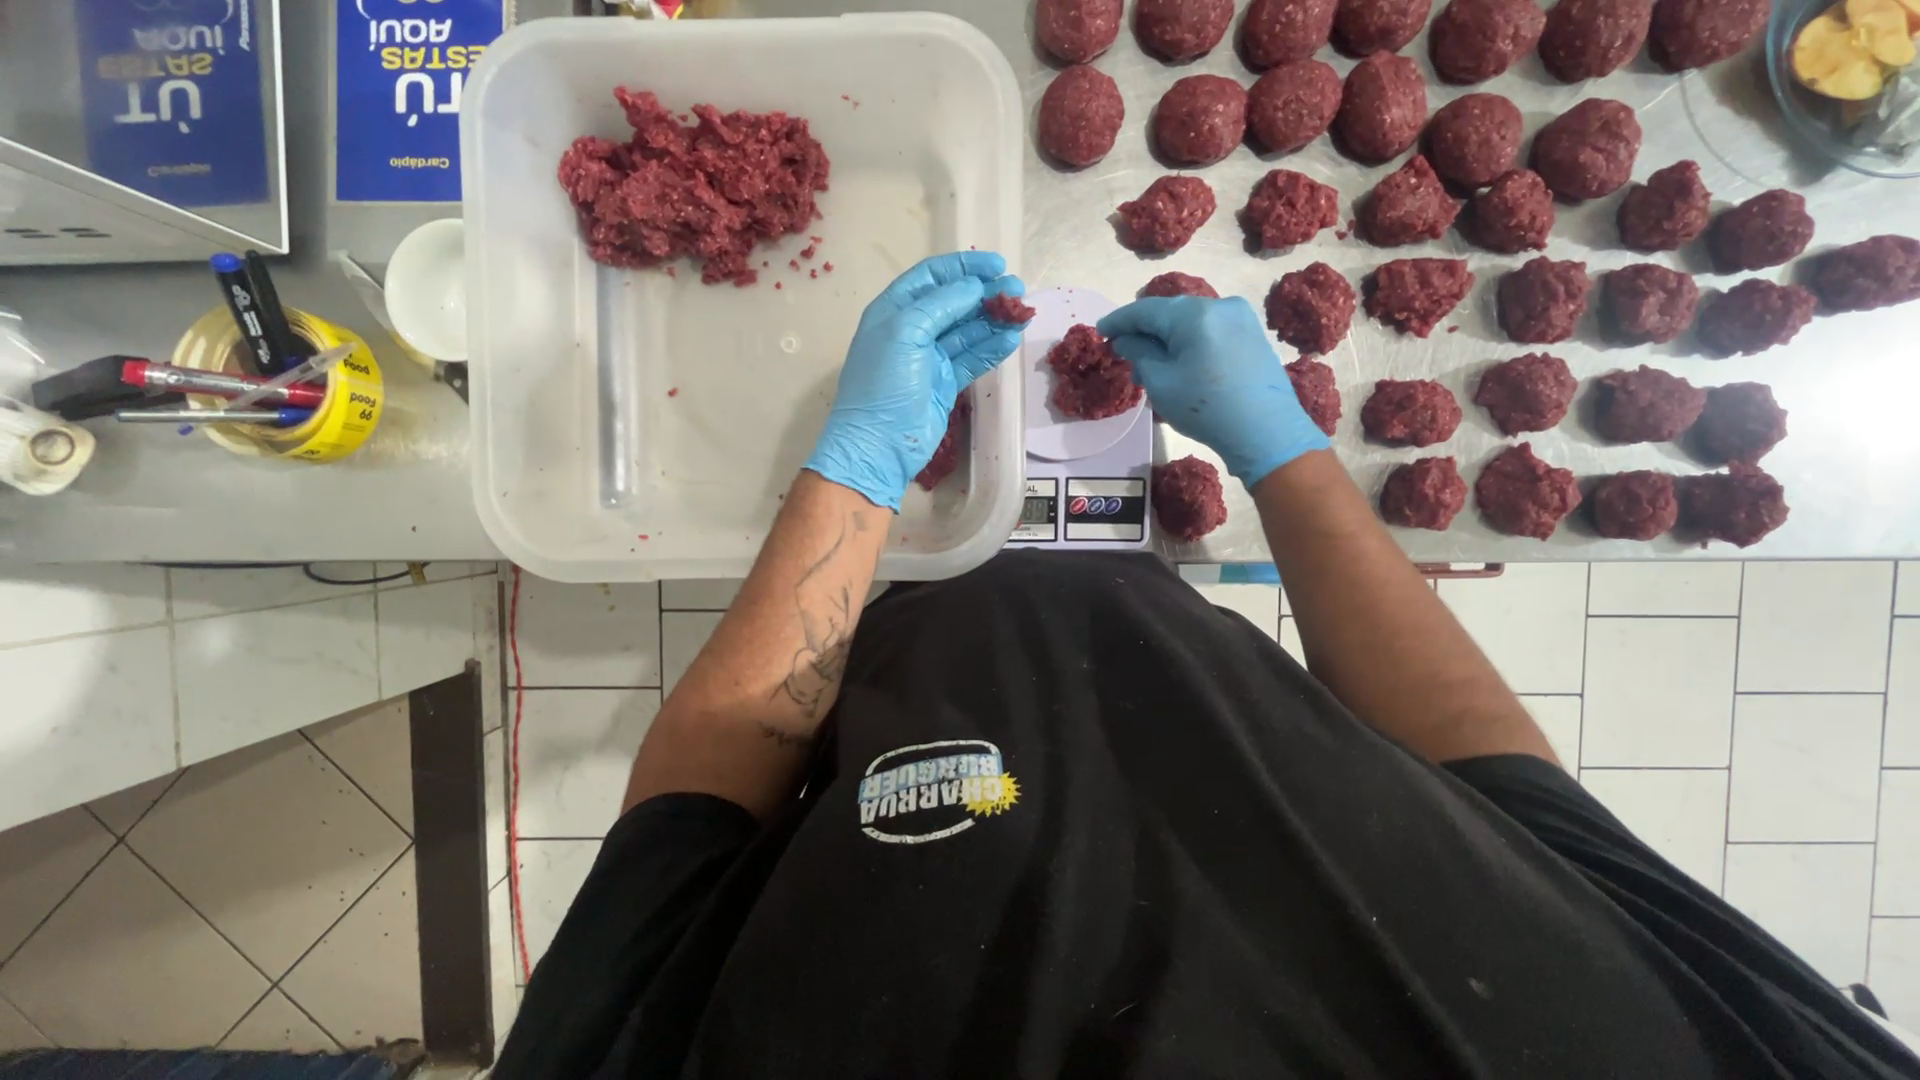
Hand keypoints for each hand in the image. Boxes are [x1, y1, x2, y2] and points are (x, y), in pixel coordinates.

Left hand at [805, 252, 1024, 510]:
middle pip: (954, 302)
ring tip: (1023, 313)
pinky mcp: (945, 383)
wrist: (878, 446)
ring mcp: (929, 358)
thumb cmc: (884, 384)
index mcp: (894, 311)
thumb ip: (941, 304)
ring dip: (994, 320)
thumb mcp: (906, 333)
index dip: (964, 267)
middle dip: (985, 294)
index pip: (932, 277)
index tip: (997, 266)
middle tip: (1018, 291)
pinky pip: (972, 358)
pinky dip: (992, 348)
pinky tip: (1012, 338)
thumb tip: (974, 286)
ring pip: (967, 330)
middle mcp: (911, 330)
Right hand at [1098, 296, 1329, 486]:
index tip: (1099, 331)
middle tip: (1122, 352)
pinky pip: (1209, 331)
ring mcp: (1240, 318)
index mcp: (1195, 314)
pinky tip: (1177, 364)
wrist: (1266, 432)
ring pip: (1190, 322)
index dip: (1119, 321)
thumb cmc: (1207, 409)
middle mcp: (1220, 305)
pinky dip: (1188, 343)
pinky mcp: (1251, 335)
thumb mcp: (1162, 383)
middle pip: (1170, 313)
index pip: (1146, 310)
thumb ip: (1139, 354)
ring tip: (1148, 366)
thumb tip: (1125, 341)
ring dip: (1166, 339)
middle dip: (1144, 332)